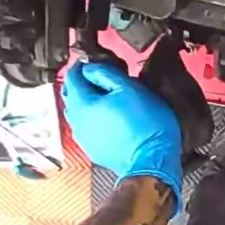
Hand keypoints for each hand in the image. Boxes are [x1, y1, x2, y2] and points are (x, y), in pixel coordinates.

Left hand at [61, 61, 182, 208]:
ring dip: (88, 104)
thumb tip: (91, 68)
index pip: (72, 76)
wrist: (152, 163)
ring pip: (78, 114)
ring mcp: (84, 139)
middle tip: (103, 80)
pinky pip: (88, 130)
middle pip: (71, 95)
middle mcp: (76, 121)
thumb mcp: (131, 88)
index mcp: (83, 103)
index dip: (82, 65)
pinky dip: (95, 121)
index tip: (94, 62)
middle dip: (84, 84)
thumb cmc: (146, 126)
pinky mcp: (93, 151)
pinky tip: (111, 121)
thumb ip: (106, 73)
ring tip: (107, 101)